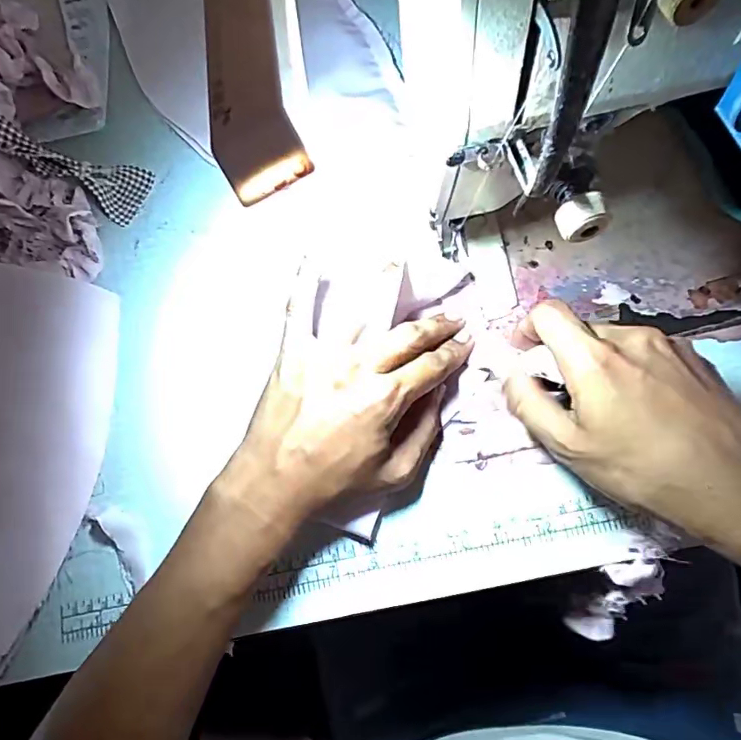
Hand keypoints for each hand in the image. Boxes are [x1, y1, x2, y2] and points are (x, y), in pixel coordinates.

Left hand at [213, 267, 472, 545]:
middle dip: (437, 325)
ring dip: (389, 292)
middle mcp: (358, 369)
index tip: (467, 341)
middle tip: (453, 318)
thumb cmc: (335, 482)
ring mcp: (323, 356)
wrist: (273, 482)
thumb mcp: (396, 473)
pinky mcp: (292, 353)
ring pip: (364, 314)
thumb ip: (425, 433)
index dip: (455, 353)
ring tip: (407, 279)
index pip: (431, 366)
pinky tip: (313, 257)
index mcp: (385, 399)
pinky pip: (299, 310)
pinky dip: (305, 283)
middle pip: (407, 336)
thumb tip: (438, 397)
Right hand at [502, 300, 740, 581]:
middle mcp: (631, 337)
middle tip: (575, 402)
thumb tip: (514, 377)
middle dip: (568, 358)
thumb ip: (531, 406)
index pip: (548, 313)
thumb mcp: (573, 450)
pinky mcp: (695, 356)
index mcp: (595, 358)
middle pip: (583, 330)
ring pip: (618, 342)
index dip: (529, 330)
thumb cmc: (644, 470)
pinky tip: (653, 409)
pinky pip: (650, 352)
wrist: (732, 480)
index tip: (528, 357)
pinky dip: (637, 370)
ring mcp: (668, 344)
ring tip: (620, 411)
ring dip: (604, 365)